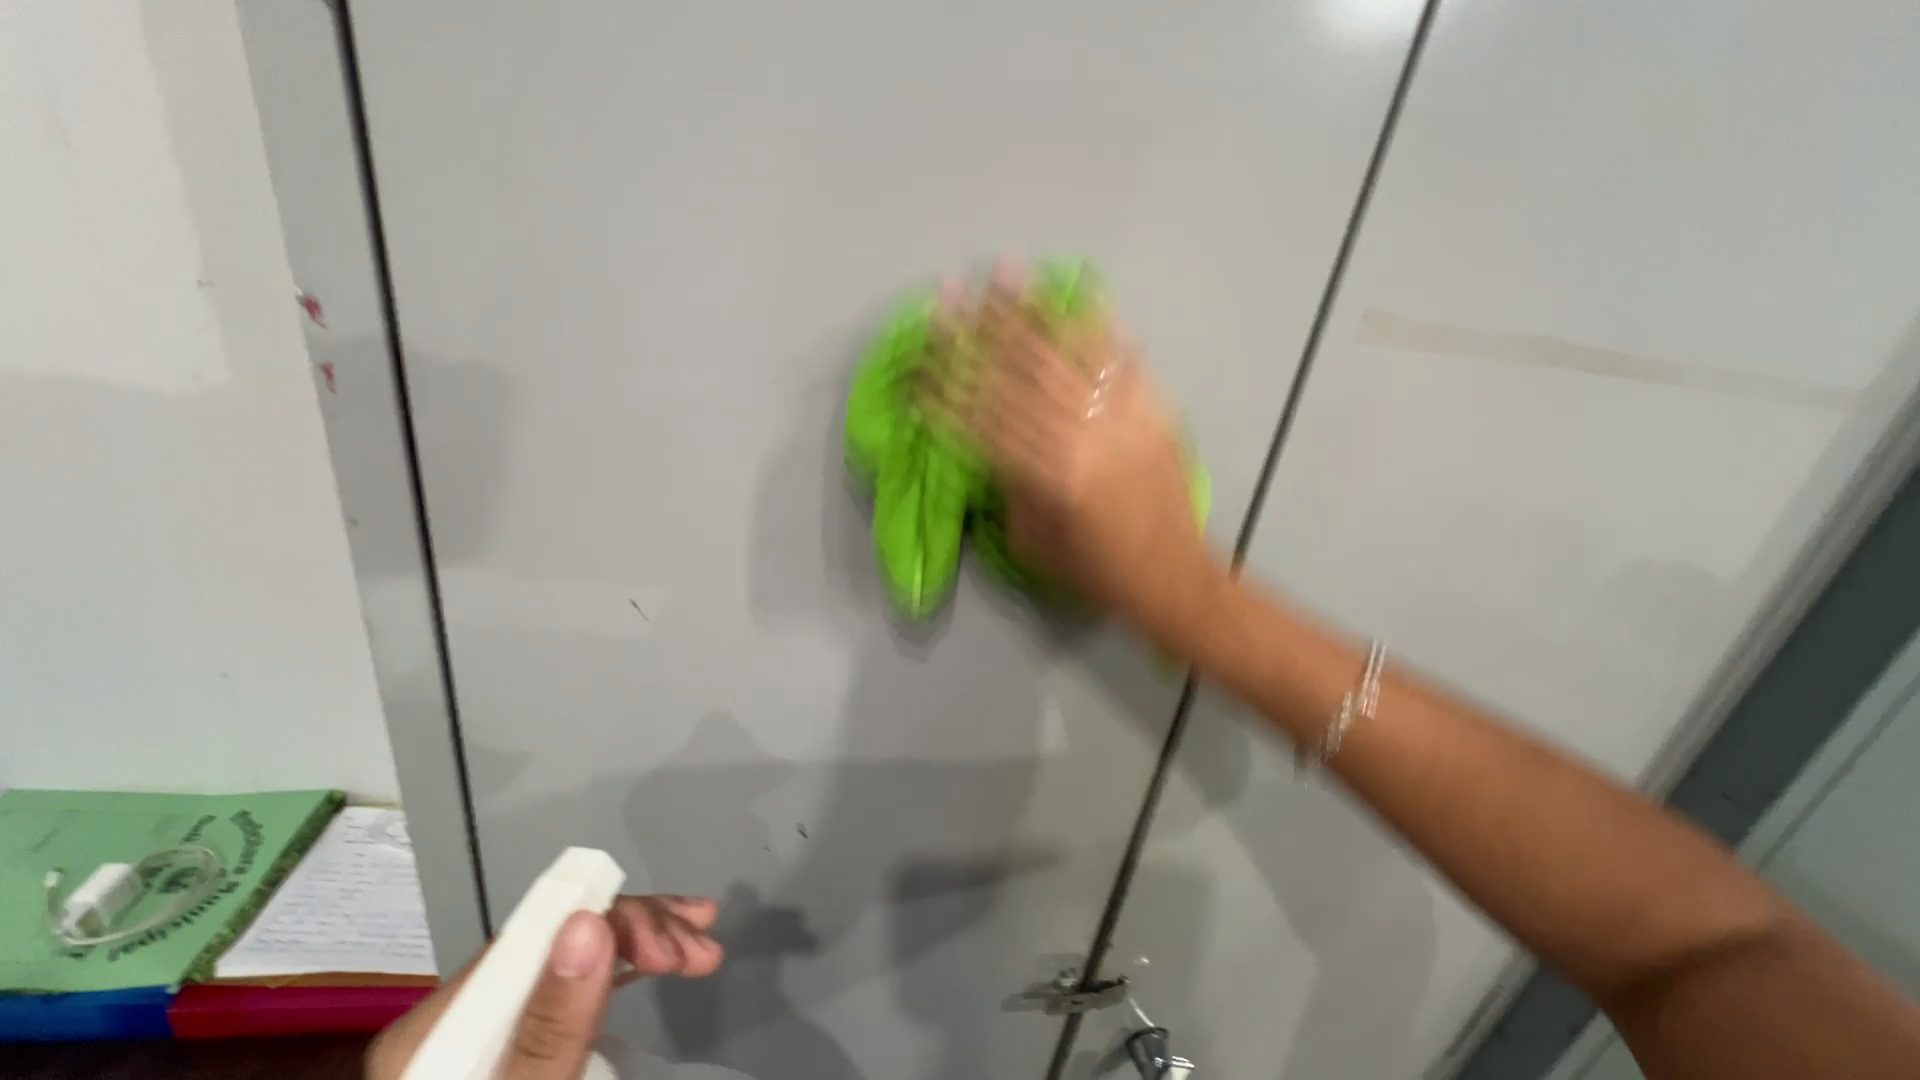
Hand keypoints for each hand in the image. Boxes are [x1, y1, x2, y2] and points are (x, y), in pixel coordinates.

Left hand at [367, 895, 721, 1078]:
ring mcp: (480, 1040)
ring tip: (700, 950)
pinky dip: (617, 972)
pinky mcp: (505, 1059)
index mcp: (438, 1029)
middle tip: (703, 951)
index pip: (534, 939)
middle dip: (638, 934)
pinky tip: (651, 967)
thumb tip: (588, 922)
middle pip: (554, 944)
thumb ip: (549, 1029)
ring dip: (638, 946)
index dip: (613, 923)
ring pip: (566, 960)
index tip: (678, 947)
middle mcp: (455, 1021)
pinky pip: (565, 993)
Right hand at [933, 269, 1224, 640]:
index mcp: (1048, 479)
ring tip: (1006, 269)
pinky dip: (1099, 323)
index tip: (916, 362)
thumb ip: (1010, 489)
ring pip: (1067, 355)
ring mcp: (1123, 419)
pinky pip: (1122, 360)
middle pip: (1019, 375)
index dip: (945, 390)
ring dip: (1033, 309)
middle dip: (978, 332)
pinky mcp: (1154, 411)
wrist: (1174, 579)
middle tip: (949, 293)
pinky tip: (1079, 290)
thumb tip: (993, 441)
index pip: (982, 422)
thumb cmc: (1096, 573)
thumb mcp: (1033, 543)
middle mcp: (1083, 439)